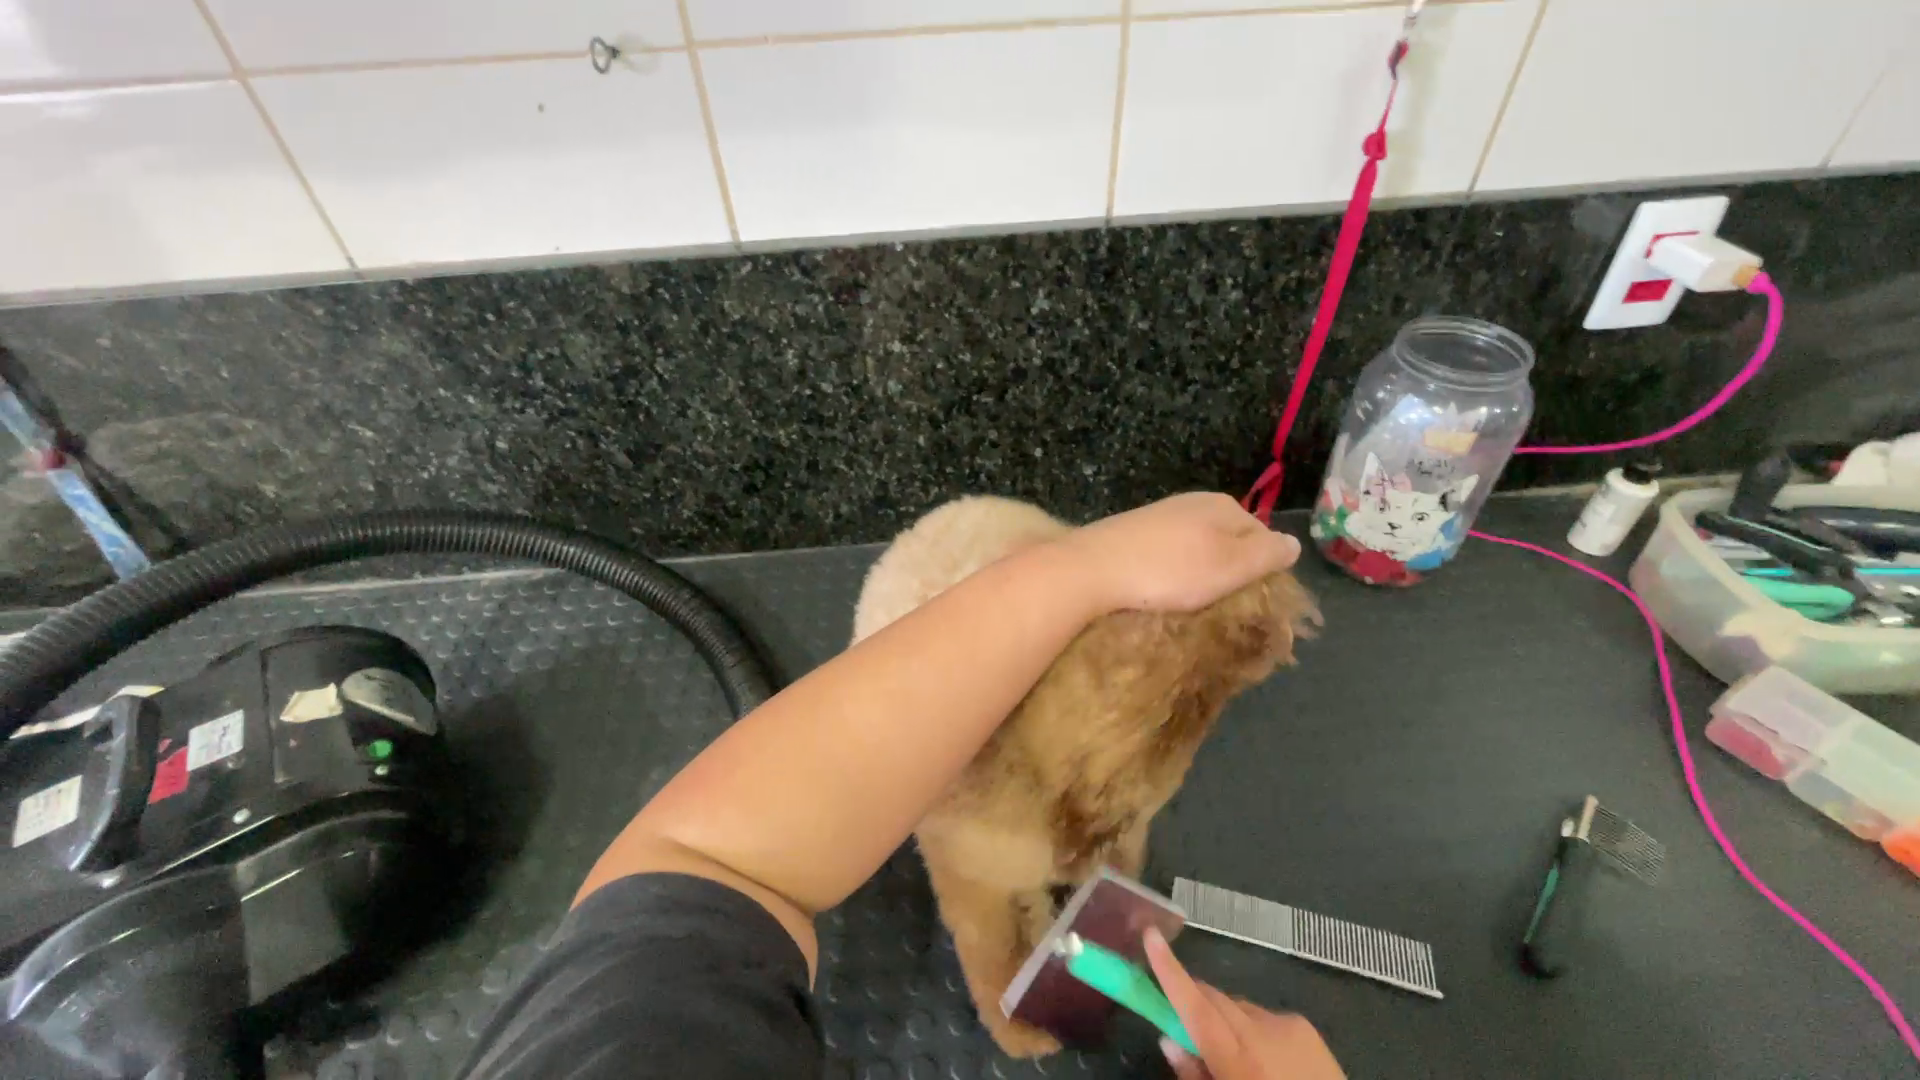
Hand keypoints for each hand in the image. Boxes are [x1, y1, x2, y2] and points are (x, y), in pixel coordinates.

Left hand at [1056, 493, 1300, 613]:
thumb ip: (1266, 553)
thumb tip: (1293, 543)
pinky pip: (1167, 556)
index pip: (1263, 535)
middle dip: (1229, 571)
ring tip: (1190, 604)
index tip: (1252, 601)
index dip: (1263, 570)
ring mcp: (1158, 517)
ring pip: (1196, 549)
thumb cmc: (1169, 570)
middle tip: (1221, 606)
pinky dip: (1170, 574)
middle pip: (1228, 541)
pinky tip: (1160, 592)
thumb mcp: (1230, 566)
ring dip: (1198, 575)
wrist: (1091, 570)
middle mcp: (1191, 503)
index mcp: (1222, 505)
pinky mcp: (1131, 535)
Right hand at [1145, 929, 1344, 1079]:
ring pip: (1235, 1006)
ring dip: (1224, 1020)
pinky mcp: (1304, 1025)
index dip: (1169, 970)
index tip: (1150, 935)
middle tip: (1179, 1026)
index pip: (1195, 1006)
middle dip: (1191, 1002)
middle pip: (1211, 997)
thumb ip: (1194, 1075)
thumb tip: (1168, 1039)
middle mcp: (1261, 1031)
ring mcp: (1286, 1024)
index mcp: (1239, 1060)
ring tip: (1233, 1058)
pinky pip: (1262, 1016)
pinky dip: (1252, 1028)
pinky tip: (1266, 1061)